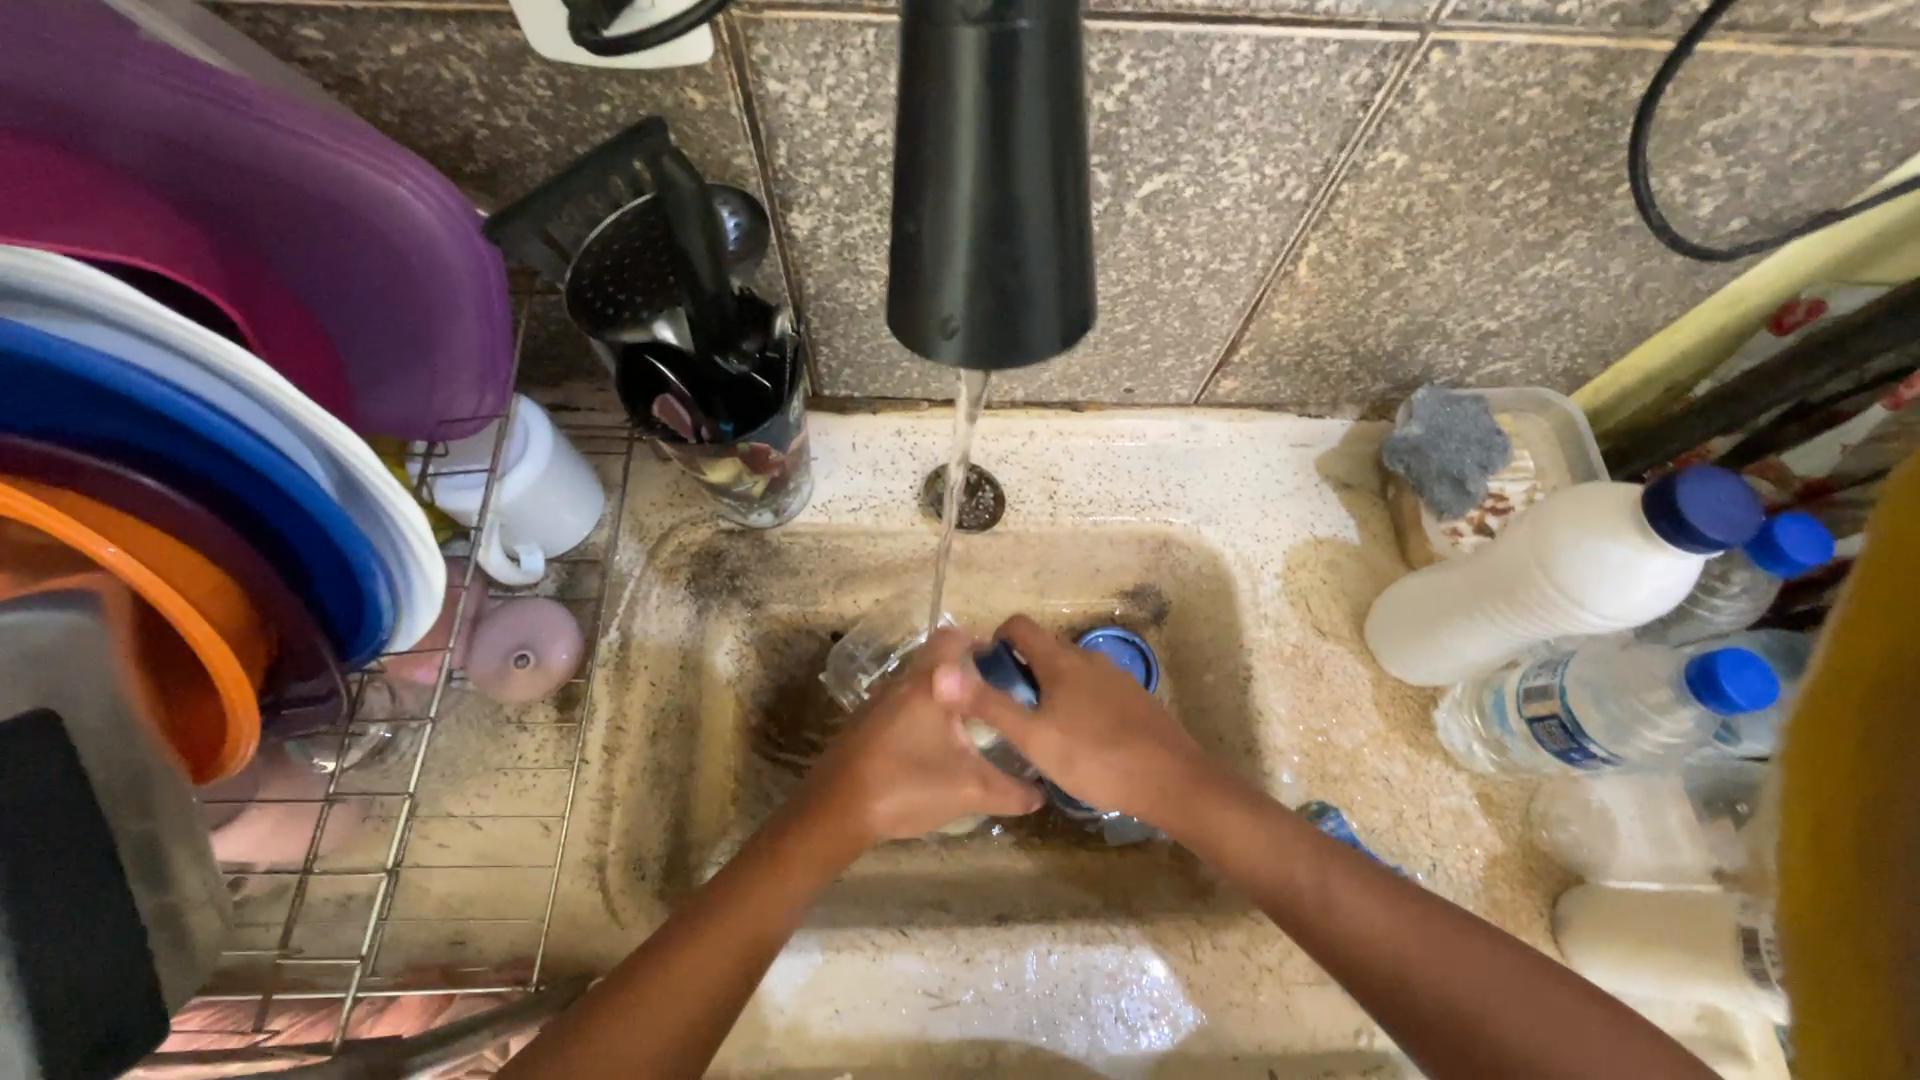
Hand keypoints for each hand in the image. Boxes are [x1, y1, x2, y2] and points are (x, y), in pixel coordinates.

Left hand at [801, 628, 1043, 843]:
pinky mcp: (864, 724)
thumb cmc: (906, 787)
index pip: (952, 638)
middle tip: (992, 695)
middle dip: (965, 672)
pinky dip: (920, 713)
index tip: (1001, 662)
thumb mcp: (970, 792)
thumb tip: (1040, 794)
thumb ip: (1011, 791)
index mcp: (929, 685)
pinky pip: (900, 704)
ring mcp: (877, 702)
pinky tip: (933, 745)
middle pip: (935, 660)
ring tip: (969, 721)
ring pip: (917, 683)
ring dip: (941, 694)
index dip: (978, 642)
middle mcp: (901, 683)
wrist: (835, 811)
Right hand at [932, 614, 1215, 825]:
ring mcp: (1116, 678)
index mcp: (1061, 660)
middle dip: (1020, 669)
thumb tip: (941, 674)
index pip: (1019, 626)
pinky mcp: (1135, 699)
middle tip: (1007, 710)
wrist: (1172, 780)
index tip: (985, 673)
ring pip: (1070, 671)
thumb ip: (988, 705)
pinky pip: (1094, 689)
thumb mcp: (1033, 738)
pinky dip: (1076, 702)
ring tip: (1040, 729)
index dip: (996, 640)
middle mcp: (1089, 658)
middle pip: (1044, 649)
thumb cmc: (1095, 758)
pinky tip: (1079, 741)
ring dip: (1049, 688)